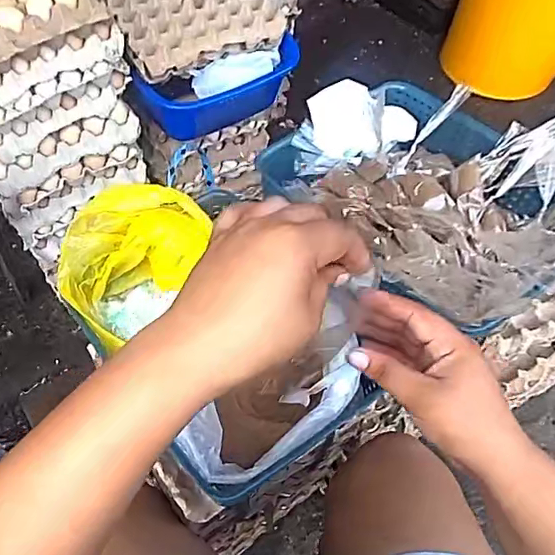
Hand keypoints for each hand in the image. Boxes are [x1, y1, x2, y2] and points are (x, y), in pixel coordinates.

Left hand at [143, 198, 371, 396]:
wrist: (195, 348)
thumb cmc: (256, 340)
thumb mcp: (307, 320)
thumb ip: (322, 286)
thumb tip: (328, 270)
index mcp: (299, 242)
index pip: (341, 234)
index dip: (357, 252)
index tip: (360, 271)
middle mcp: (270, 224)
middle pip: (312, 214)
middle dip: (331, 236)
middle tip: (336, 264)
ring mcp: (240, 227)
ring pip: (279, 206)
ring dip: (299, 223)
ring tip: (303, 249)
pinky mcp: (218, 238)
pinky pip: (246, 213)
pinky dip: (263, 218)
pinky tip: (264, 235)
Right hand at [347, 290, 527, 471]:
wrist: (493, 457)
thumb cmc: (467, 424)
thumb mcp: (422, 395)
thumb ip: (387, 372)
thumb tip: (357, 355)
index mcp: (453, 344)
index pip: (415, 315)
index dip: (388, 304)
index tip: (363, 296)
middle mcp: (450, 350)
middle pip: (412, 327)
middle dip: (382, 319)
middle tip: (352, 312)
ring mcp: (445, 367)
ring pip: (410, 346)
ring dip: (384, 339)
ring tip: (355, 331)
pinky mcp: (440, 384)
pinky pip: (411, 364)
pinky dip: (391, 360)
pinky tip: (372, 358)